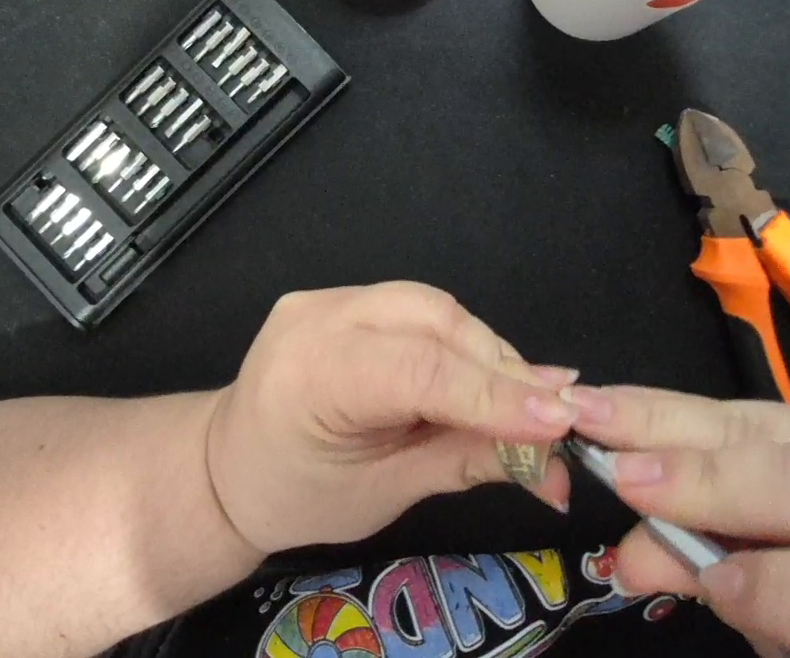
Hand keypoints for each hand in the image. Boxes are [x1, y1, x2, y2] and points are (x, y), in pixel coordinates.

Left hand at [205, 282, 579, 553]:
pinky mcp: (338, 295)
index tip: (561, 420)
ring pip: (430, 305)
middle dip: (499, 366)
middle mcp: (314, 317)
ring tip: (522, 402)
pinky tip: (482, 375)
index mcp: (310, 376)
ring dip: (484, 351)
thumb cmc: (296, 495)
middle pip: (432, 319)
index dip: (494, 392)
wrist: (228, 462)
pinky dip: (456, 342)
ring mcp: (324, 297)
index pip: (418, 370)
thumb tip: (553, 456)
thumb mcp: (383, 494)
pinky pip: (413, 308)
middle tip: (551, 418)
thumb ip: (464, 462)